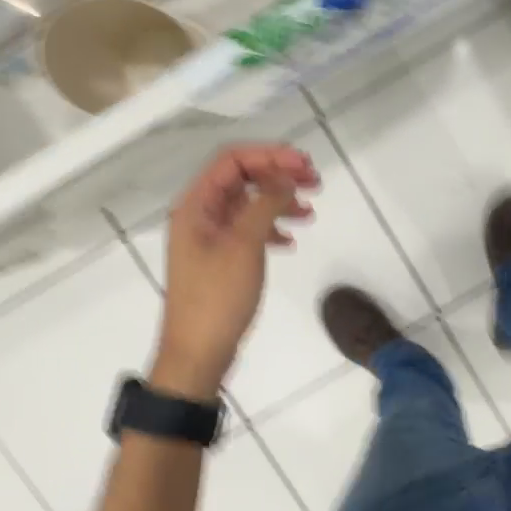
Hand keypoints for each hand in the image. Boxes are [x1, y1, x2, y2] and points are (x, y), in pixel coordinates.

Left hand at [149, 144, 318, 401]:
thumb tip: (285, 177)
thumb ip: (265, 203)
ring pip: (248, 205)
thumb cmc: (217, 298)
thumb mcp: (244, 245)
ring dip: (279, 202)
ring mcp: (208, 238)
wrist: (197, 354)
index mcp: (196, 205)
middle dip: (278, 176)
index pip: (233, 160)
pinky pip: (248, 231)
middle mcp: (199, 215)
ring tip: (310, 212)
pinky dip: (271, 229)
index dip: (270, 155)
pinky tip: (290, 242)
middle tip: (315, 182)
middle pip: (242, 178)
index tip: (305, 165)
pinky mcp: (220, 260)